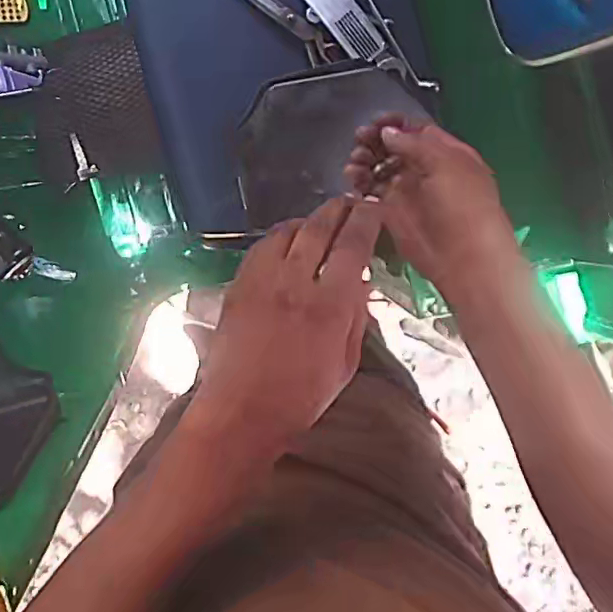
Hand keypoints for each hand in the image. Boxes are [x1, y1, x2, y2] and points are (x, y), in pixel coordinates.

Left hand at [184, 195, 382, 457]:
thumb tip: (360, 282)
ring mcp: (262, 280)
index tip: (374, 208)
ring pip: (288, 232)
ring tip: (320, 219)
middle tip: (350, 201)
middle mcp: (296, 282)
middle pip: (320, 229)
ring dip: (308, 220)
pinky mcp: (239, 284)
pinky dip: (279, 236)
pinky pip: (261, 247)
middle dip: (339, 209)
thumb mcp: (345, 364)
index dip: (366, 221)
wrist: (240, 410)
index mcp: (330, 305)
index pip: (353, 247)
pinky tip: (287, 240)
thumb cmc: (300, 398)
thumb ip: (354, 318)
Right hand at [344, 116, 521, 301]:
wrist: (464, 257)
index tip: (374, 122)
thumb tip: (386, 132)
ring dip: (364, 160)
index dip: (395, 123)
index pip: (416, 129)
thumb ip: (413, 143)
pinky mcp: (391, 211)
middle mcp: (424, 168)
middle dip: (374, 140)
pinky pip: (370, 190)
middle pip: (393, 146)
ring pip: (378, 166)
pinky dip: (359, 182)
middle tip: (359, 140)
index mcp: (445, 153)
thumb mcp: (444, 164)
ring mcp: (407, 190)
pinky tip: (352, 179)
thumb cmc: (463, 205)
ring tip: (355, 163)